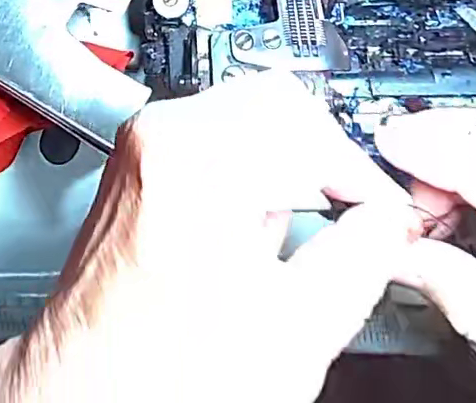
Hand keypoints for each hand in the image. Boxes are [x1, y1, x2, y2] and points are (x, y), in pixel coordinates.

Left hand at [0, 71, 428, 402]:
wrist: (88, 381)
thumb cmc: (158, 374)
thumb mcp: (290, 333)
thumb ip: (358, 263)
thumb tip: (387, 221)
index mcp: (194, 163)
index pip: (307, 133)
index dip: (361, 174)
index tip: (387, 206)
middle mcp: (161, 131)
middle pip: (277, 101)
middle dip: (328, 153)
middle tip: (358, 206)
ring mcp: (146, 135)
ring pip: (249, 105)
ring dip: (293, 152)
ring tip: (307, 215)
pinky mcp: (142, 147)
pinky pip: (218, 122)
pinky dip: (256, 154)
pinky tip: (262, 208)